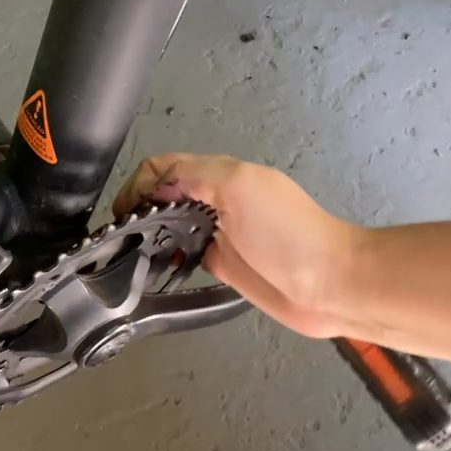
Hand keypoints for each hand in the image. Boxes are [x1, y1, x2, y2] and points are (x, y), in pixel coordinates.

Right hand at [113, 153, 371, 338]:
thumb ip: (194, 175)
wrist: (331, 284)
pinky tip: (156, 268)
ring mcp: (219, 233)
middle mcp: (214, 199)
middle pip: (163, 194)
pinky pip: (185, 253)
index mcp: (218, 174)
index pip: (165, 167)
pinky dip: (166, 256)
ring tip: (130, 253)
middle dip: (138, 208)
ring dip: (149, 233)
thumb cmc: (288, 233)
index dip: (139, 183)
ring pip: (171, 224)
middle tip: (119, 235)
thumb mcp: (239, 186)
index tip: (123, 212)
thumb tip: (155, 184)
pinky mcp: (222, 263)